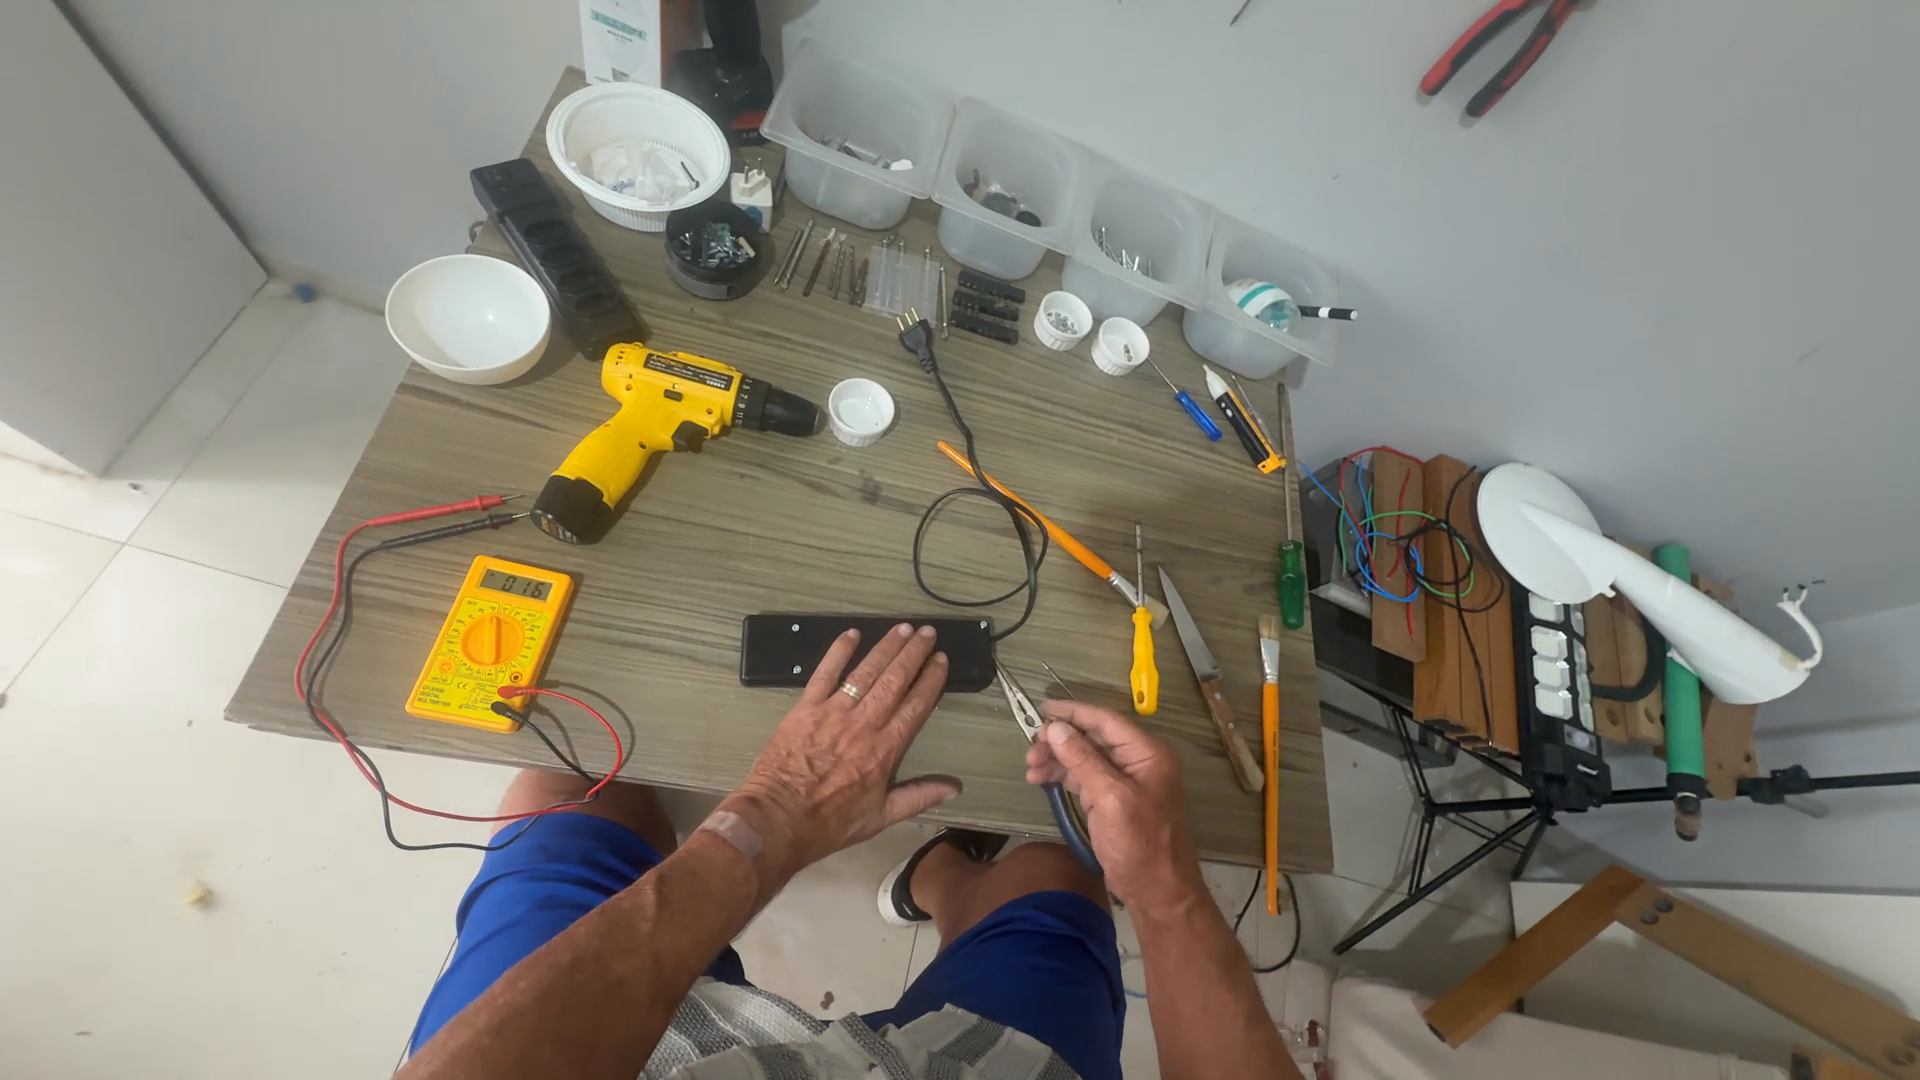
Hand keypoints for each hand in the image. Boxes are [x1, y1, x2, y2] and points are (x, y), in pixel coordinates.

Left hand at [722, 624, 957, 892]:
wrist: (777, 821)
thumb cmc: (830, 822)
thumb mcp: (880, 817)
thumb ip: (919, 796)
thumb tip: (955, 787)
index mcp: (885, 749)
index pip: (916, 705)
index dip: (931, 680)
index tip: (941, 660)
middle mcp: (864, 724)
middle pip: (895, 680)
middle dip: (913, 653)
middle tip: (927, 632)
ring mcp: (834, 712)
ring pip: (866, 671)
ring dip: (886, 647)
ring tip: (902, 628)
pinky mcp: (806, 707)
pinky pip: (824, 673)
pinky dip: (839, 651)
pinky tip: (852, 634)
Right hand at [1025, 700, 1204, 913]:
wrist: (1158, 894)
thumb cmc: (1141, 846)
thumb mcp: (1110, 799)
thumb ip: (1082, 760)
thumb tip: (1055, 727)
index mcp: (1147, 753)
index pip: (1105, 721)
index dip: (1073, 712)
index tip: (1042, 709)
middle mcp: (1137, 760)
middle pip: (1092, 737)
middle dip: (1060, 740)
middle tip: (1031, 748)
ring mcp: (1124, 780)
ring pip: (1084, 756)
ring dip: (1056, 759)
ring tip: (1030, 767)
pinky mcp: (1112, 799)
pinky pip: (1084, 776)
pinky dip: (1062, 775)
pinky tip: (1041, 779)